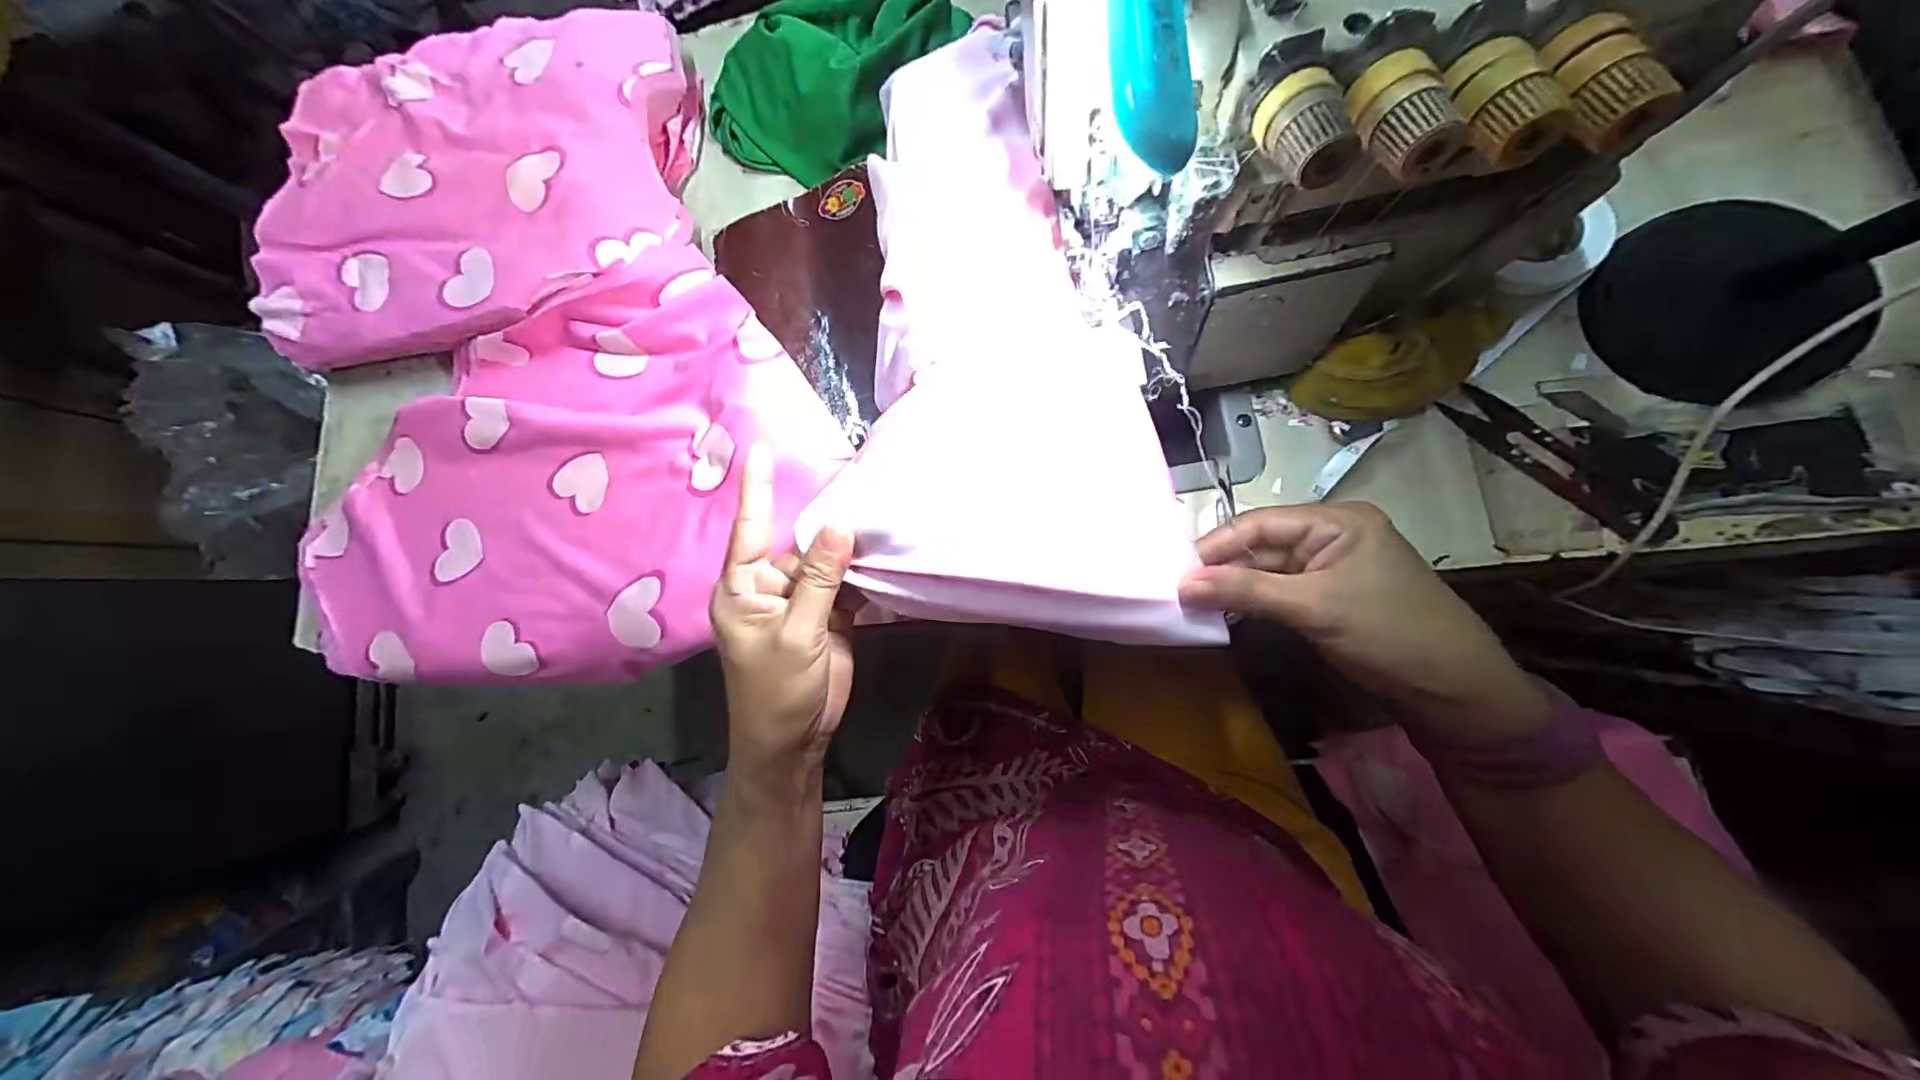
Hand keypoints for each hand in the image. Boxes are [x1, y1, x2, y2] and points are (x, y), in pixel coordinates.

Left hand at [709, 444, 854, 790]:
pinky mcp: (827, 619)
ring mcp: (800, 604)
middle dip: (827, 525)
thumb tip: (838, 525)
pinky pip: (845, 588)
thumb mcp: (797, 634)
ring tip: (882, 517)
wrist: (794, 742)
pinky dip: (864, 578)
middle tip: (860, 485)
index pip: (749, 529)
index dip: (757, 489)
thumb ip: (818, 579)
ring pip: (828, 565)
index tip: (761, 449)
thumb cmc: (776, 691)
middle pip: (800, 546)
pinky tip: (887, 557)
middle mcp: (770, 589)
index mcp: (743, 589)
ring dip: (851, 550)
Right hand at [1179, 502, 1549, 737]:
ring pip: (1265, 571)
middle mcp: (1329, 537)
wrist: (1456, 691)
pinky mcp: (1326, 599)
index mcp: (1336, 522)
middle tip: (1178, 591)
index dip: (1217, 545)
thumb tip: (1182, 584)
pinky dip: (1251, 603)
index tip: (1177, 571)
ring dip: (1232, 588)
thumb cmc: (1389, 633)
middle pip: (1260, 546)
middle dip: (1221, 568)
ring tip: (1192, 604)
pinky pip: (1277, 593)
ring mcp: (1328, 569)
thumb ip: (1245, 591)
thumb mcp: (1313, 607)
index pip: (1260, 524)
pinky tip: (1223, 614)